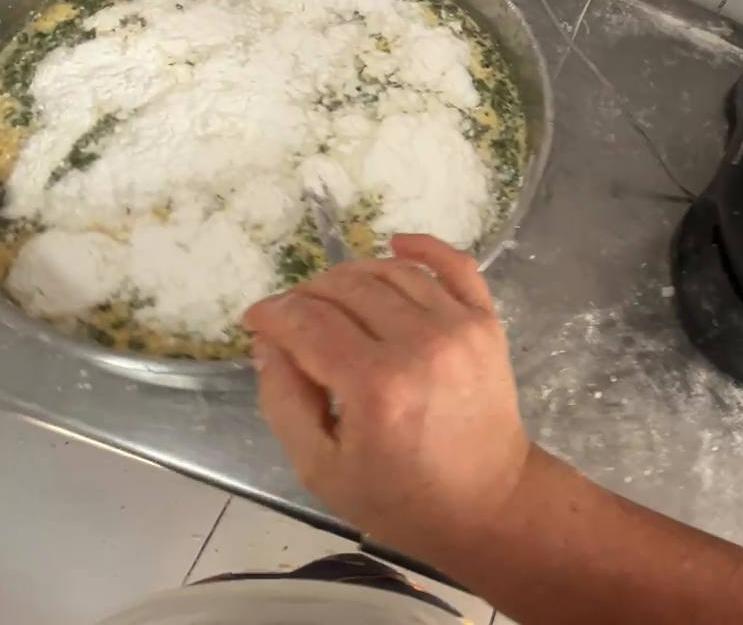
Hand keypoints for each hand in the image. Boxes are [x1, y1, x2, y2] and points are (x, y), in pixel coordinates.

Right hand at [241, 233, 532, 560]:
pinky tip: (395, 242)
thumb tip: (267, 340)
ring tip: (329, 292)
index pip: (309, 323)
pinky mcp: (486, 320)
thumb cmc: (399, 495)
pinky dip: (424, 246)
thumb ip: (284, 399)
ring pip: (393, 271)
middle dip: (307, 294)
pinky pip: (456, 264)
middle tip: (290, 314)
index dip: (273, 314)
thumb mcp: (321, 468)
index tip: (255, 318)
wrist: (487, 500)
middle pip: (348, 289)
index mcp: (376, 386)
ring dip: (352, 273)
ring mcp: (460, 325)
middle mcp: (420, 343)